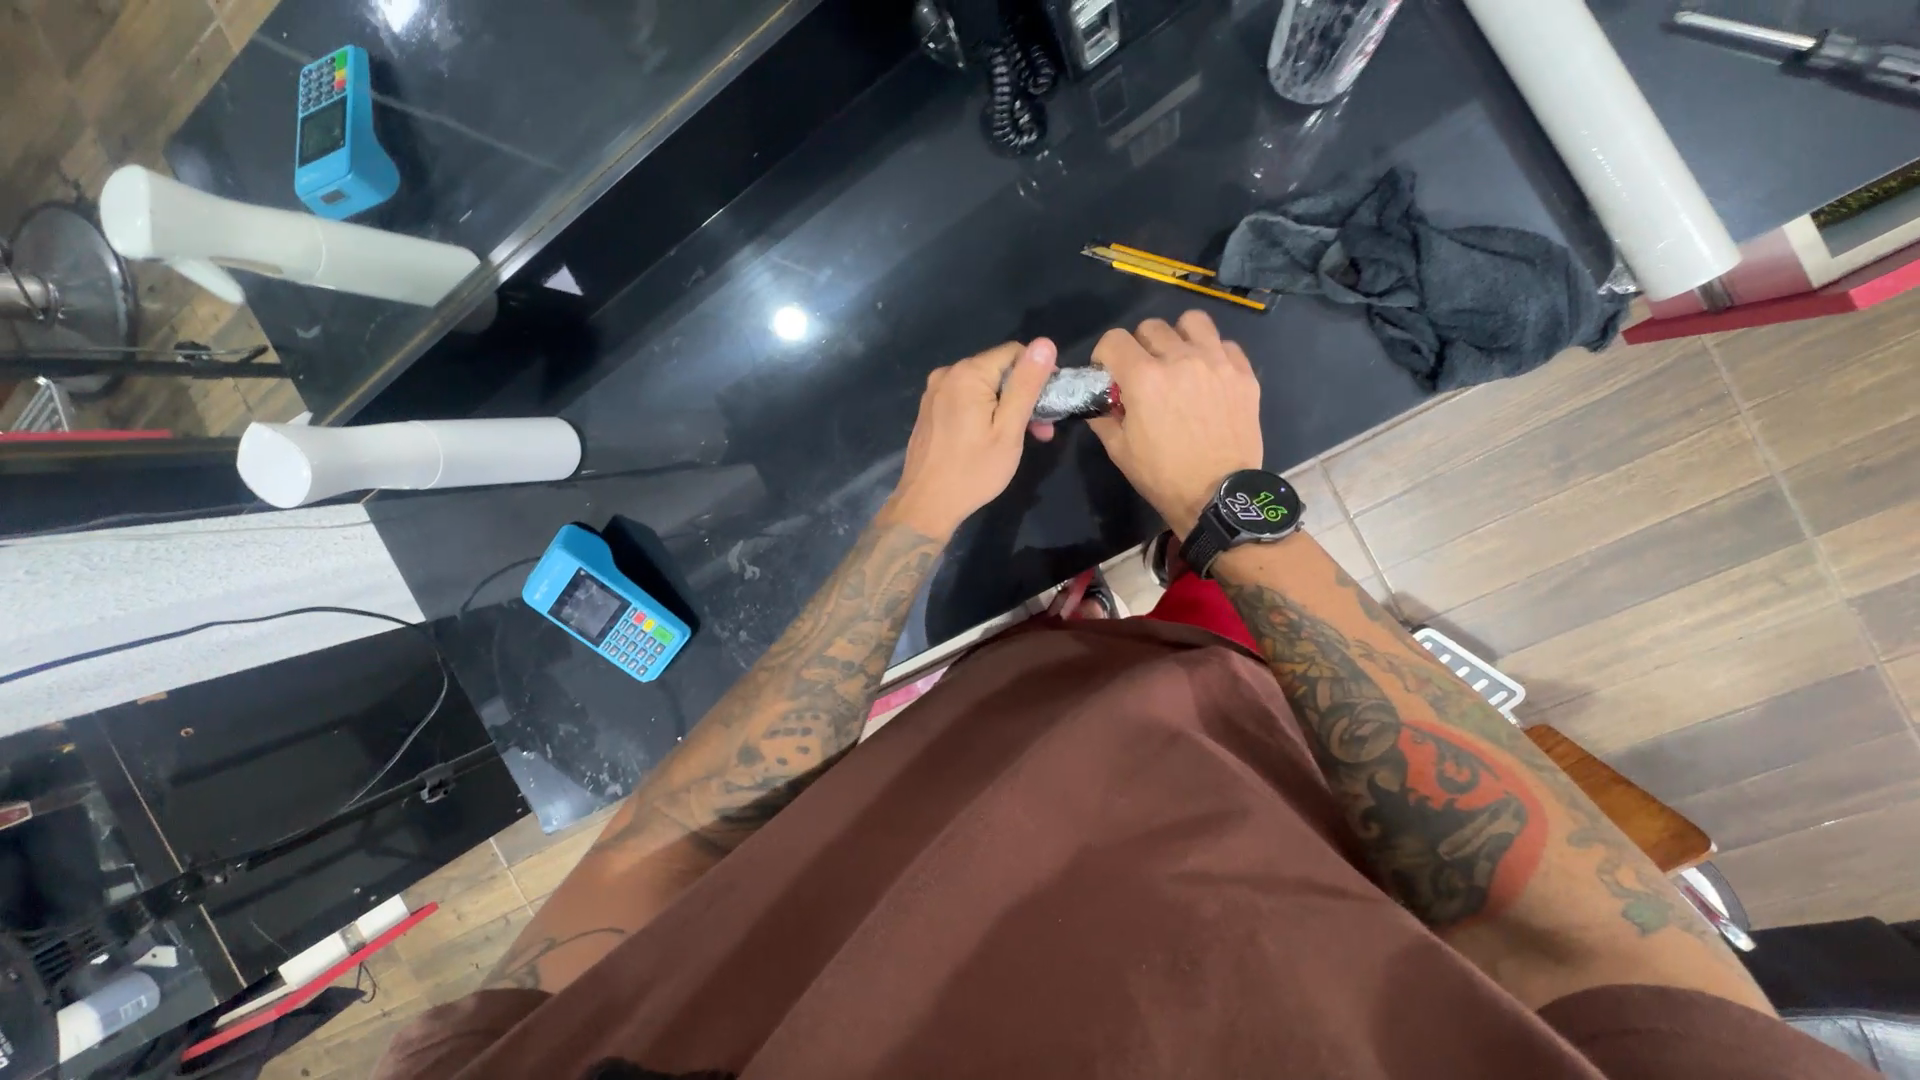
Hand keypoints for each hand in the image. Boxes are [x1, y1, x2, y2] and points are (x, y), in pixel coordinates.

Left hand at [882, 338, 1057, 539]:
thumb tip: (1045, 342)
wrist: (927, 504)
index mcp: (967, 373)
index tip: (1048, 405)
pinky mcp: (930, 409)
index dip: (1038, 374)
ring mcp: (934, 392)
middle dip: (1023, 395)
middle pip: (998, 370)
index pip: (1015, 352)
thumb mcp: (1009, 428)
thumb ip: (1027, 384)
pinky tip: (992, 439)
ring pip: (982, 386)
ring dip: (1005, 406)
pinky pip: (965, 400)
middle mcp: (947, 374)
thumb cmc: (973, 470)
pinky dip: (984, 412)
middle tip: (1040, 431)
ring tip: (1020, 439)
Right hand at [1087, 311, 1262, 538]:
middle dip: (1139, 346)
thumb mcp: (1120, 450)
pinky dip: (1212, 353)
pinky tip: (1208, 376)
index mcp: (1143, 377)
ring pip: (1192, 322)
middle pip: (1151, 327)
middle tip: (1144, 373)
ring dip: (1178, 337)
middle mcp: (1180, 359)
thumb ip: (1104, 416)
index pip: (1114, 339)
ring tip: (1178, 360)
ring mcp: (1216, 363)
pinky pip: (1224, 344)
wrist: (1219, 496)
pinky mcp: (1243, 374)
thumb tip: (1099, 401)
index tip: (1109, 373)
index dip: (1105, 355)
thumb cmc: (1163, 476)